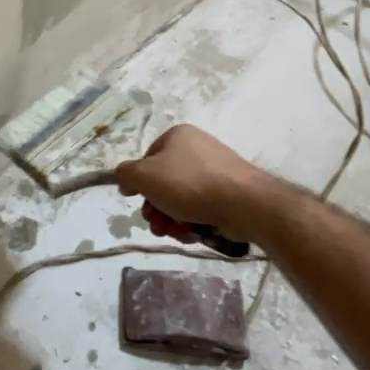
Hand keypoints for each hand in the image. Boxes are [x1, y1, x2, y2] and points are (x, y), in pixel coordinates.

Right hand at [115, 125, 272, 242]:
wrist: (244, 202)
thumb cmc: (190, 183)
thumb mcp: (145, 176)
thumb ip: (126, 174)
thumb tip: (125, 179)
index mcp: (178, 135)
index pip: (148, 158)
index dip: (140, 183)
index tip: (138, 203)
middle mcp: (197, 147)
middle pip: (165, 180)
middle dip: (156, 206)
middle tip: (155, 224)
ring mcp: (216, 169)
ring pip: (182, 196)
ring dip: (171, 217)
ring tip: (172, 234)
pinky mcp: (230, 191)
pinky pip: (202, 205)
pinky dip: (192, 220)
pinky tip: (190, 234)